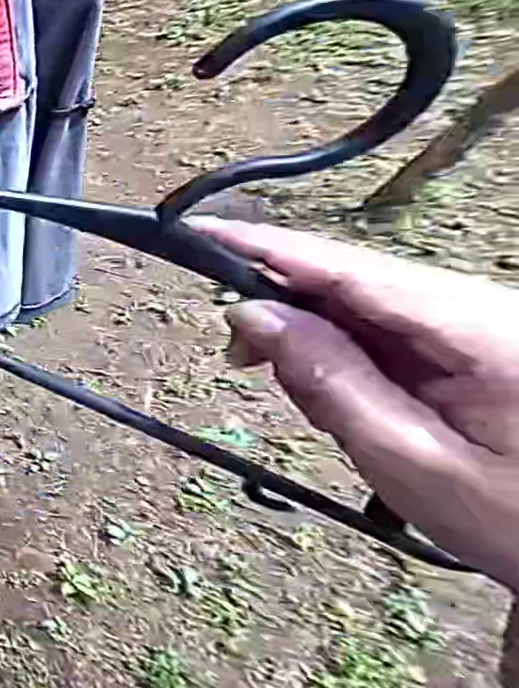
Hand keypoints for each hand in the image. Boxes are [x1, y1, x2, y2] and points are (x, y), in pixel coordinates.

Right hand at [194, 218, 518, 586]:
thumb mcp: (405, 456)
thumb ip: (325, 377)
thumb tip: (251, 313)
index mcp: (494, 337)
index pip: (357, 272)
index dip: (270, 247)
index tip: (199, 231)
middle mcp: (501, 315)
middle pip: (361, 284)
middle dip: (285, 311)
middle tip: (239, 359)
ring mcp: (500, 328)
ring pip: (373, 307)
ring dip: (317, 341)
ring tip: (317, 402)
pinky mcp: (495, 345)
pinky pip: (398, 328)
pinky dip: (350, 353)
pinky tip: (347, 394)